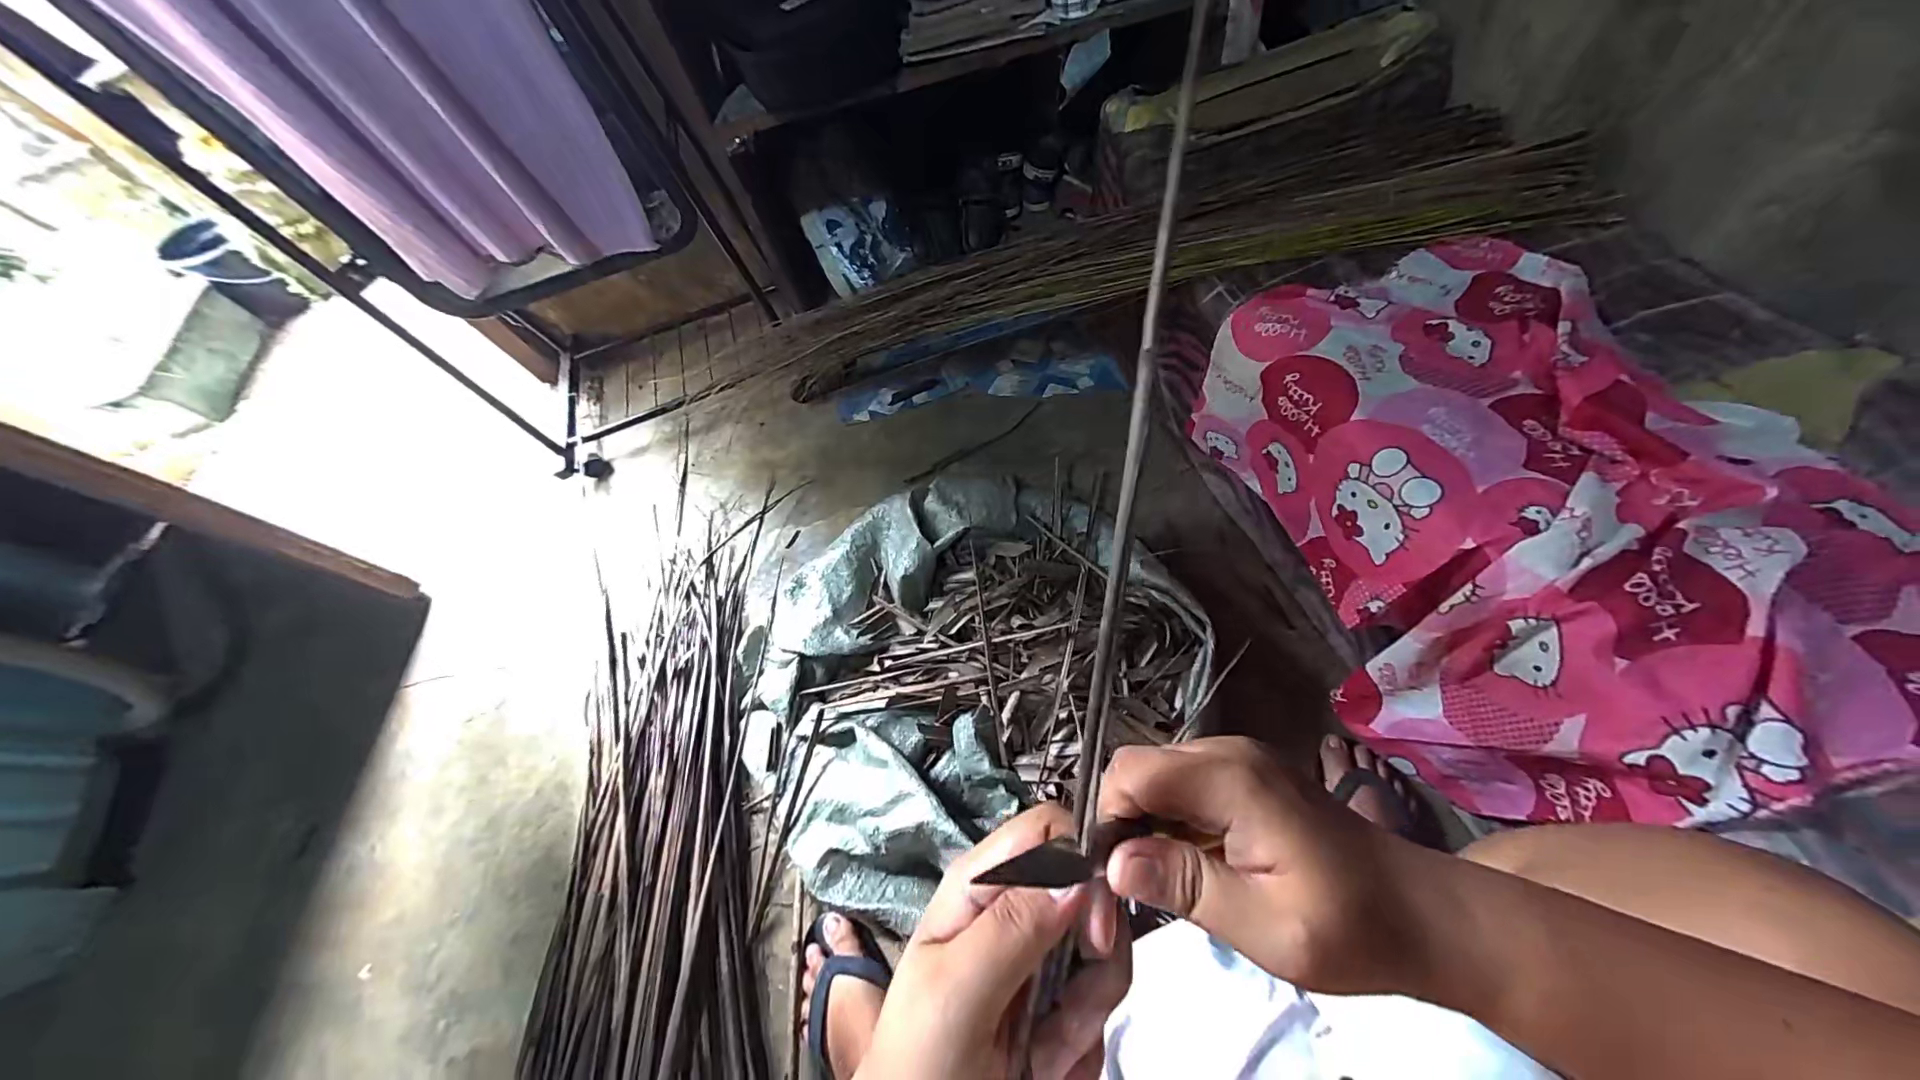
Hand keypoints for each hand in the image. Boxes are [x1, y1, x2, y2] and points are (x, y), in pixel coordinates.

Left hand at [857, 803, 1132, 1079]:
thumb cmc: (920, 1061)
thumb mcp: (954, 990)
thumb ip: (1011, 927)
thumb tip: (1079, 875)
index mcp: (980, 885)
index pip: (1047, 830)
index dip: (1082, 864)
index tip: (1093, 932)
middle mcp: (1014, 909)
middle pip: (1091, 896)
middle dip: (1091, 964)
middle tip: (1060, 1018)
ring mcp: (1039, 956)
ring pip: (1104, 957)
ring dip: (1085, 1017)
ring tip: (1038, 1056)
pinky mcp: (1057, 1000)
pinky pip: (1101, 1008)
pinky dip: (1081, 1047)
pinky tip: (1042, 1067)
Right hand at [1098, 737, 1435, 996]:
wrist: (1422, 913)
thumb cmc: (1351, 928)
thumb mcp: (1266, 926)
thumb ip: (1186, 886)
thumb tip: (1112, 863)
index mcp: (1232, 780)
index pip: (1132, 772)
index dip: (1109, 817)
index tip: (1114, 875)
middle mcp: (1228, 753)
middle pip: (1138, 767)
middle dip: (1121, 820)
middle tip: (1135, 882)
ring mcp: (1238, 758)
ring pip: (1155, 774)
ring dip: (1144, 821)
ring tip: (1163, 876)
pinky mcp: (1243, 772)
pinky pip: (1181, 783)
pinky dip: (1169, 818)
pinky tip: (1191, 860)